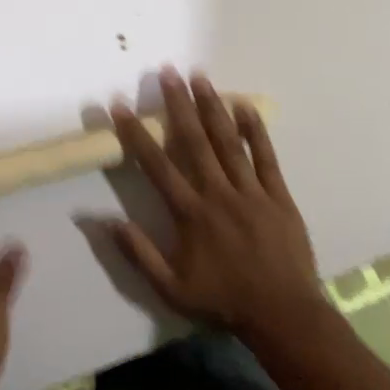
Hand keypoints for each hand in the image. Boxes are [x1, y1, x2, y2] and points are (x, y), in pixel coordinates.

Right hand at [110, 67, 328, 344]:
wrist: (285, 318)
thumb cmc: (224, 301)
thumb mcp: (171, 289)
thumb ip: (139, 254)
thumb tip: (103, 221)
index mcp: (190, 213)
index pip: (156, 165)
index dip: (136, 133)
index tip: (120, 105)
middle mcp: (218, 194)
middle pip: (194, 141)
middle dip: (178, 103)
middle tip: (168, 71)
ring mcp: (251, 193)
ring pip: (228, 142)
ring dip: (212, 107)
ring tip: (200, 77)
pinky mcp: (279, 197)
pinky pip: (267, 158)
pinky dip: (256, 131)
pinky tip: (245, 106)